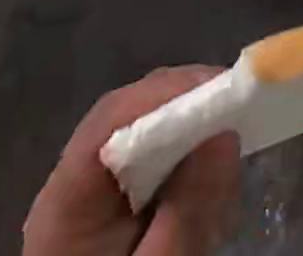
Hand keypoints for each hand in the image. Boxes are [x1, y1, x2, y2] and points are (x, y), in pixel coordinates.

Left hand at [23, 66, 240, 255]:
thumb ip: (190, 212)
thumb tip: (226, 134)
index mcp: (65, 204)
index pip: (108, 120)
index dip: (164, 94)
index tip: (223, 90)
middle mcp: (71, 187)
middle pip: (125, 116)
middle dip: (183, 101)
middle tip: (238, 106)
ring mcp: (91, 196)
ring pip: (140, 130)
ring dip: (188, 122)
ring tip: (230, 134)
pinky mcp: (113, 208)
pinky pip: (150, 158)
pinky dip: (186, 151)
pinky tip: (210, 170)